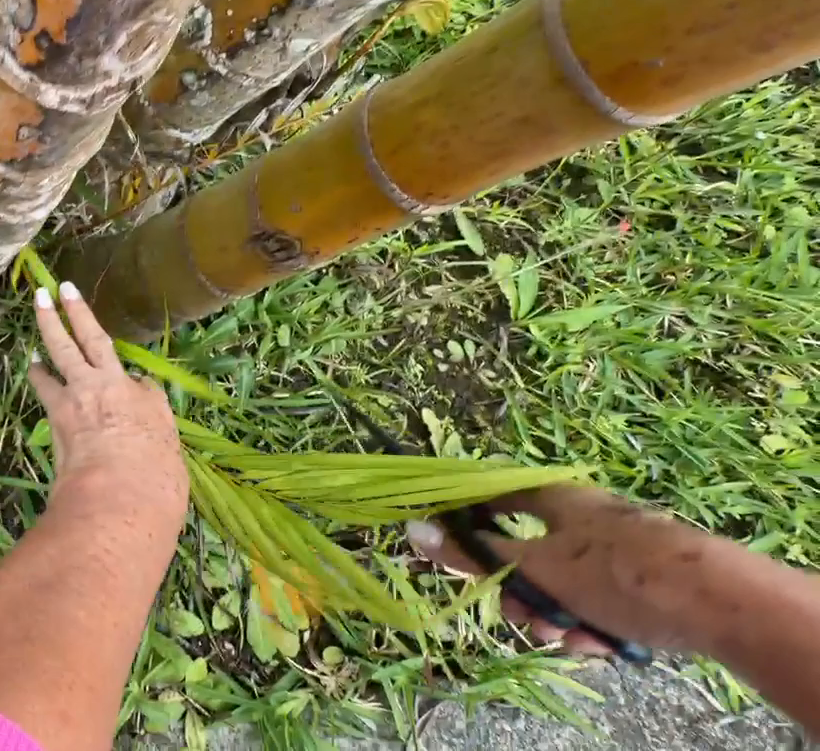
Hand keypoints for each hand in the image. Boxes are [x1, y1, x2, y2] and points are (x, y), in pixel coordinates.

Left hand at [28, 282, 186, 514]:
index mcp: (146, 402)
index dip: (137, 390)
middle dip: (76, 312)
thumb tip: (146, 434)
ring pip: (58, 350)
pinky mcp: (54, 412)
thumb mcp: (166, 462)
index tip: (135, 394)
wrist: (116, 498)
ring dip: (47, 328)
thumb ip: (153, 439)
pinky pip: (43, 384)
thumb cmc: (154, 487)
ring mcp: (77, 396)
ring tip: (40, 311)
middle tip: (62, 288)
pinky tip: (33, 367)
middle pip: (91, 341)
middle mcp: (111, 388)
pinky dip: (39, 374)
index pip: (143, 387)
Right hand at [407, 485, 718, 654]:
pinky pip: (600, 601)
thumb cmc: (619, 575)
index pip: (489, 498)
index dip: (465, 520)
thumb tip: (411, 529)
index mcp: (551, 499)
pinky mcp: (649, 583)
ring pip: (563, 584)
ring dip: (557, 616)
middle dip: (521, 593)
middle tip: (527, 618)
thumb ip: (473, 553)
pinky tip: (604, 645)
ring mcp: (618, 550)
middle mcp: (582, 517)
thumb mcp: (535, 568)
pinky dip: (593, 623)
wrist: (731, 608)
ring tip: (575, 640)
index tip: (454, 550)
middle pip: (526, 553)